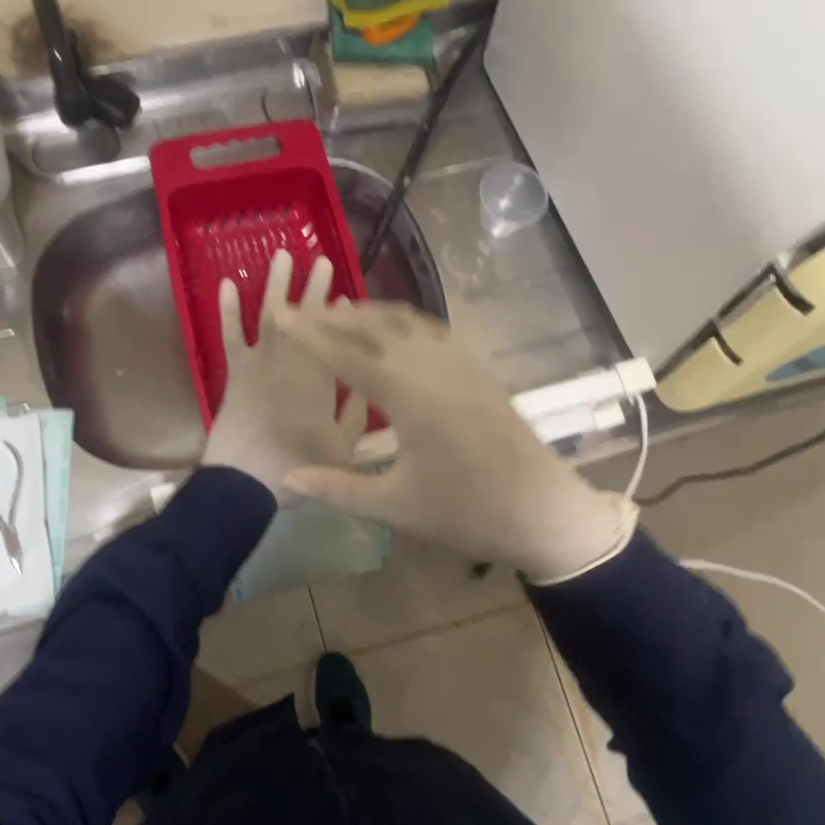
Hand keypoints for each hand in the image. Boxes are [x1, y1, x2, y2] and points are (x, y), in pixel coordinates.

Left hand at [201, 252, 367, 498]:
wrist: (243, 483)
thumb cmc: (296, 466)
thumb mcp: (342, 448)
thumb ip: (357, 414)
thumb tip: (367, 384)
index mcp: (323, 379)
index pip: (337, 337)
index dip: (343, 316)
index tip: (346, 295)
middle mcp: (293, 361)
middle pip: (306, 318)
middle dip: (315, 288)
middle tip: (322, 259)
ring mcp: (260, 363)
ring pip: (270, 316)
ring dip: (276, 284)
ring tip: (282, 255)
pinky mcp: (234, 372)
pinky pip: (229, 335)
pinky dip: (227, 309)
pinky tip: (225, 284)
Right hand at [273, 302, 633, 583]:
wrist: (544, 511)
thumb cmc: (467, 513)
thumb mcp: (396, 506)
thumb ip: (338, 488)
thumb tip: (286, 476)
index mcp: (409, 396)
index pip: (347, 355)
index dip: (310, 336)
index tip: (280, 316)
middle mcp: (433, 367)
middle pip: (375, 329)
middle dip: (335, 318)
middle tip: (300, 311)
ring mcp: (459, 365)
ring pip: (407, 324)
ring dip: (369, 315)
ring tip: (339, 313)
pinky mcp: (476, 371)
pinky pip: (431, 332)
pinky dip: (402, 322)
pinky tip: (393, 331)